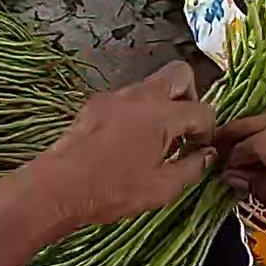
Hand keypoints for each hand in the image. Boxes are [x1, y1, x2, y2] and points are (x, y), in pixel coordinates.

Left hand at [22, 61, 216, 230]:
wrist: (57, 188)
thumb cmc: (113, 191)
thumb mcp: (163, 188)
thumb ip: (192, 167)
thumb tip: (207, 155)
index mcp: (162, 114)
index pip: (203, 110)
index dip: (208, 131)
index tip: (200, 151)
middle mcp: (141, 96)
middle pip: (181, 75)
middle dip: (191, 98)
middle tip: (184, 130)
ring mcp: (115, 97)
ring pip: (152, 85)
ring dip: (164, 106)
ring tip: (157, 142)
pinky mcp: (96, 104)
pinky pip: (128, 99)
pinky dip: (139, 113)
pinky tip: (130, 143)